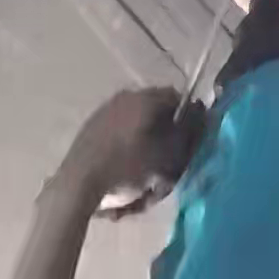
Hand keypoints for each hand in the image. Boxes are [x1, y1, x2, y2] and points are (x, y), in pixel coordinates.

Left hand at [57, 87, 201, 213]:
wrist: (78, 182)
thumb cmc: (126, 166)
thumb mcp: (164, 156)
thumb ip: (185, 135)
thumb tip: (200, 118)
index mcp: (146, 97)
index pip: (176, 96)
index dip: (185, 118)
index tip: (186, 142)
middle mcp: (127, 95)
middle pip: (155, 111)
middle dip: (162, 136)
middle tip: (164, 164)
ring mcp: (106, 109)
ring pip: (135, 124)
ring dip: (143, 144)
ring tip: (142, 175)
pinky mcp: (91, 126)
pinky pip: (117, 132)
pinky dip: (124, 148)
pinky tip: (121, 170)